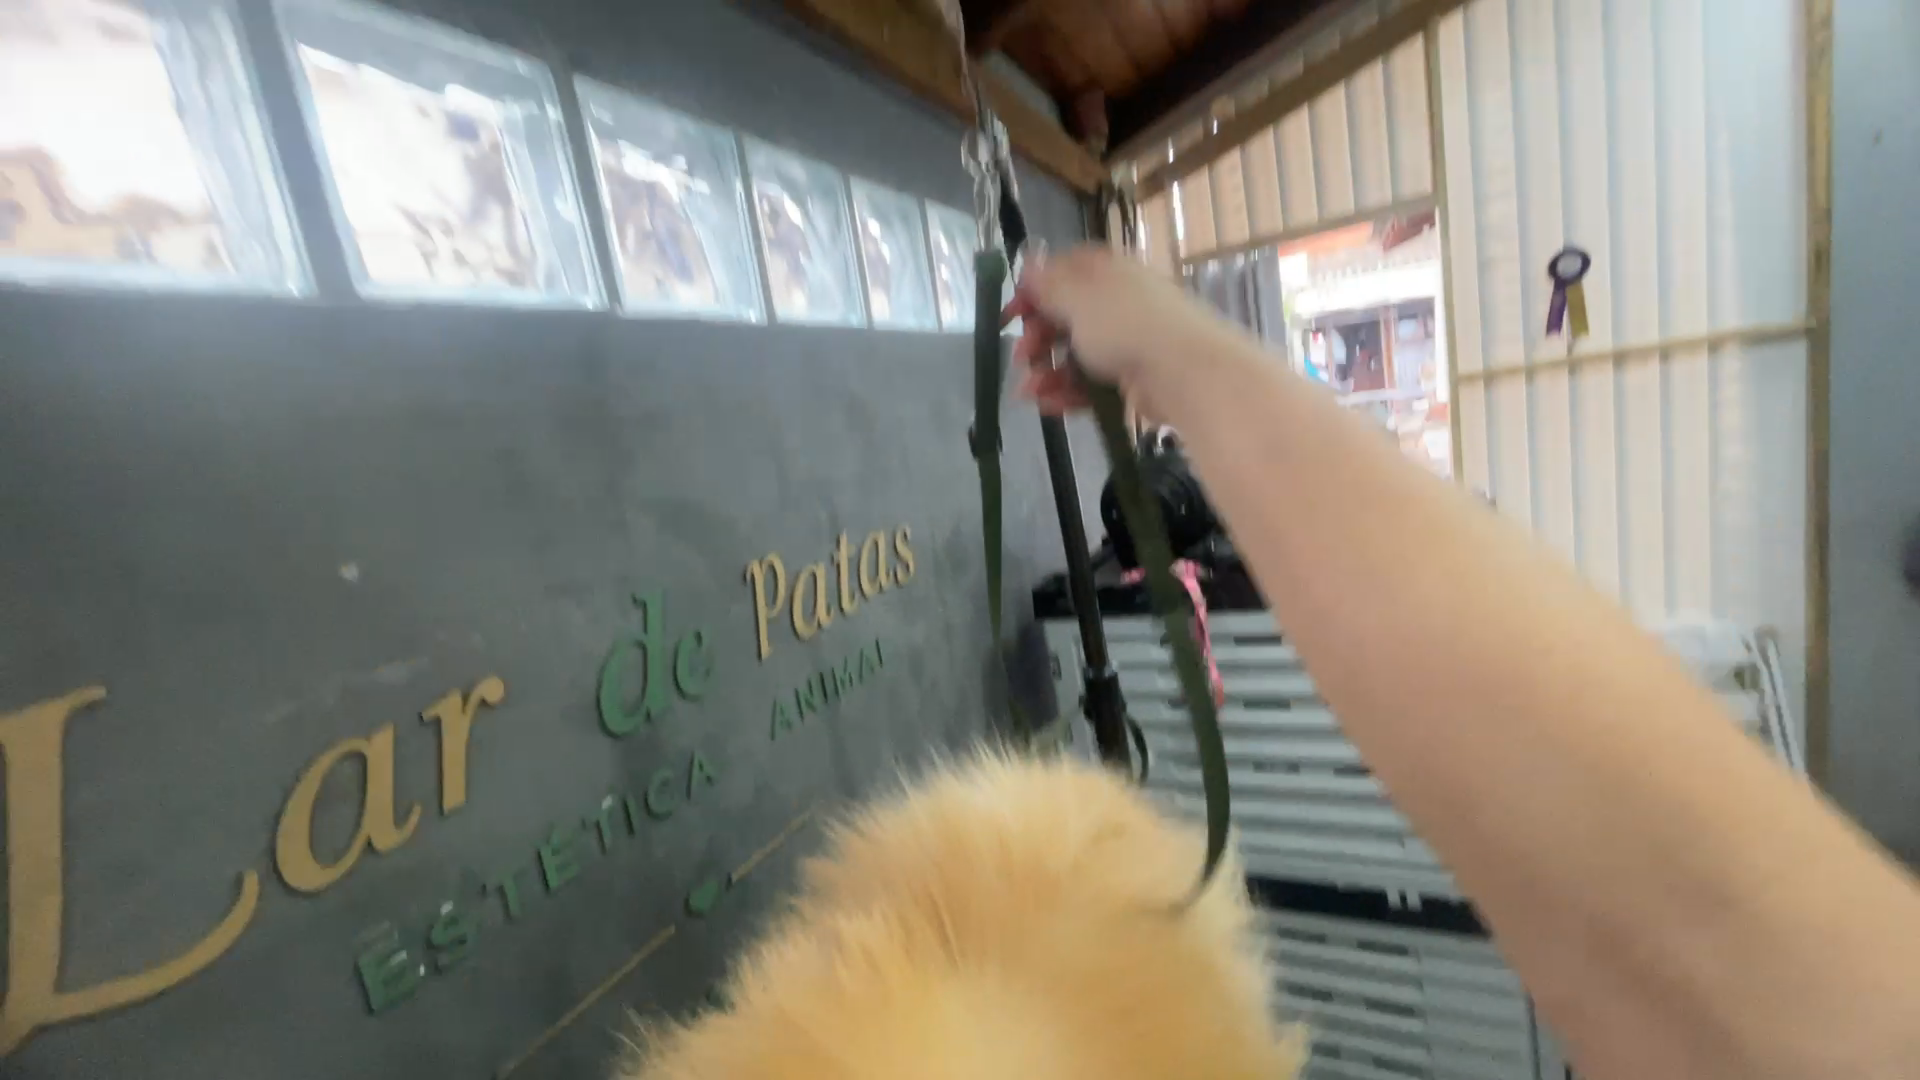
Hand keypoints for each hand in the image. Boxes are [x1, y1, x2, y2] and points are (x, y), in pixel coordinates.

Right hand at [1002, 246, 1217, 415]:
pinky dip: (1067, 393)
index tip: (1009, 317)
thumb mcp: (1077, 297)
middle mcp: (1114, 302)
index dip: (1031, 294)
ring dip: (1046, 374)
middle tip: (1021, 359)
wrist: (1181, 371)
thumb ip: (1049, 285)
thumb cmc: (1124, 324)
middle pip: (1064, 319)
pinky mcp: (1130, 378)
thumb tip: (1030, 265)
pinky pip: (1090, 383)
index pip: (1060, 274)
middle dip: (1036, 340)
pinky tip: (1049, 406)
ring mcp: (1124, 342)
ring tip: (1029, 394)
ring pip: (1074, 355)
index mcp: (1104, 272)